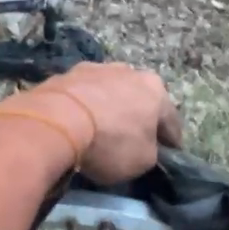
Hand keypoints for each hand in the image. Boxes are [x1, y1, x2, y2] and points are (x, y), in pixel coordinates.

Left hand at [0, 63, 181, 183]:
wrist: (57, 121)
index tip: (167, 155)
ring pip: (110, 92)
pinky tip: (77, 123)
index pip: (171, 121)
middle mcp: (129, 71)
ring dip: (110, 108)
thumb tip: (144, 146)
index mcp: (155, 89)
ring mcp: (96, 68)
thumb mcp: (143, 161)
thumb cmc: (111, 142)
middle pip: (140, 99)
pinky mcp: (66, 74)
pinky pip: (83, 95)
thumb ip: (151, 151)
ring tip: (100, 130)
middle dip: (138, 118)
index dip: (170, 142)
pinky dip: (84, 107)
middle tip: (132, 140)